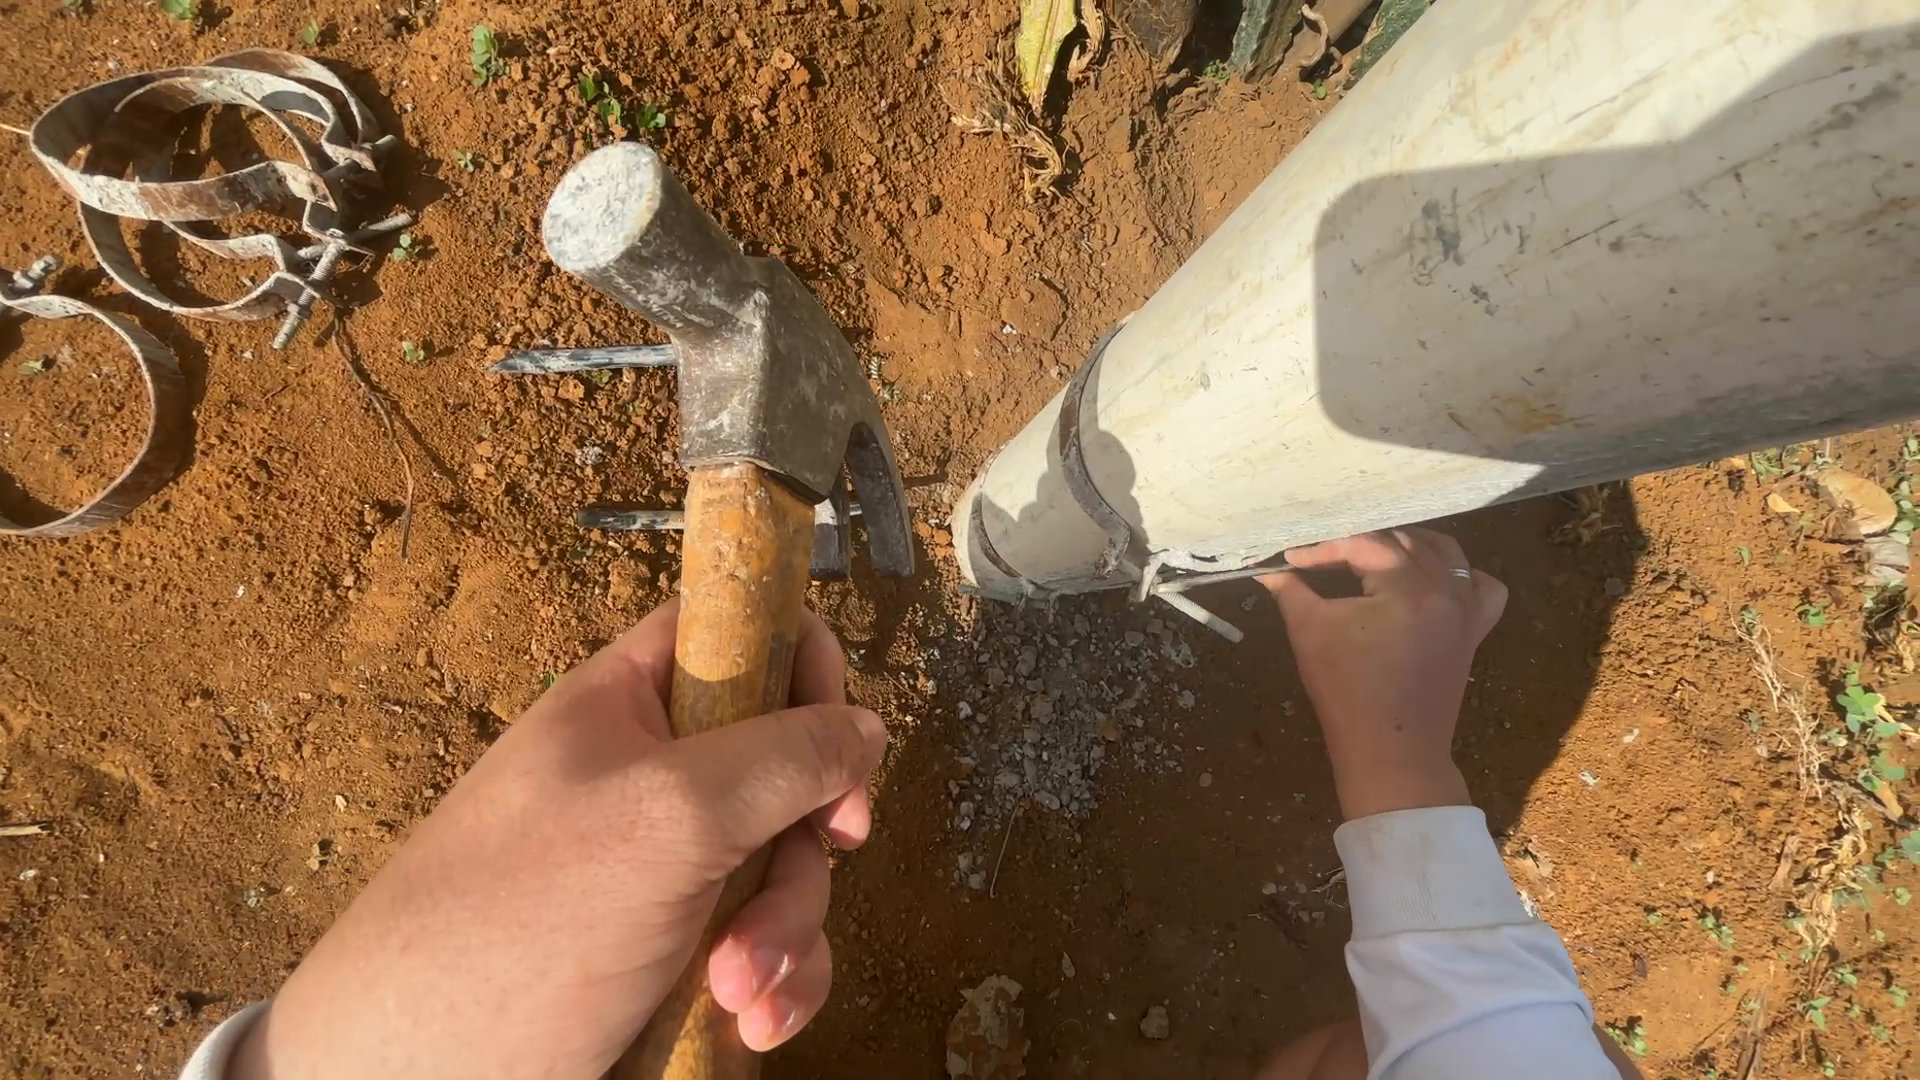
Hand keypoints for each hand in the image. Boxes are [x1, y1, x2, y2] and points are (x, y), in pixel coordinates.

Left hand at [231, 599, 885, 1079]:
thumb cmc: (523, 928)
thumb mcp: (669, 817)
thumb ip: (785, 756)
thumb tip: (868, 727)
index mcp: (634, 703)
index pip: (738, 632)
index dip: (801, 661)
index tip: (837, 732)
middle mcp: (661, 772)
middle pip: (787, 757)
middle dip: (807, 826)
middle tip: (823, 853)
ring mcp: (676, 862)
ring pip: (787, 855)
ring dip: (791, 920)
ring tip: (742, 988)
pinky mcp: (686, 943)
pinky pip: (770, 932)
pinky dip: (778, 972)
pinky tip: (751, 1019)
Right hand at [1261, 529, 1507, 820]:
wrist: (1389, 748)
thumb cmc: (1344, 689)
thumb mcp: (1309, 631)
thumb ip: (1289, 590)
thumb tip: (1266, 567)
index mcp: (1407, 589)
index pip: (1363, 545)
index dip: (1323, 548)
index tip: (1290, 558)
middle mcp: (1446, 592)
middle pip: (1402, 542)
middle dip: (1358, 543)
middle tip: (1321, 556)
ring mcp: (1467, 612)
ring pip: (1445, 554)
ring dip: (1408, 545)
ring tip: (1372, 553)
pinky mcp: (1473, 632)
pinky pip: (1482, 588)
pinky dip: (1460, 575)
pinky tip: (1432, 579)